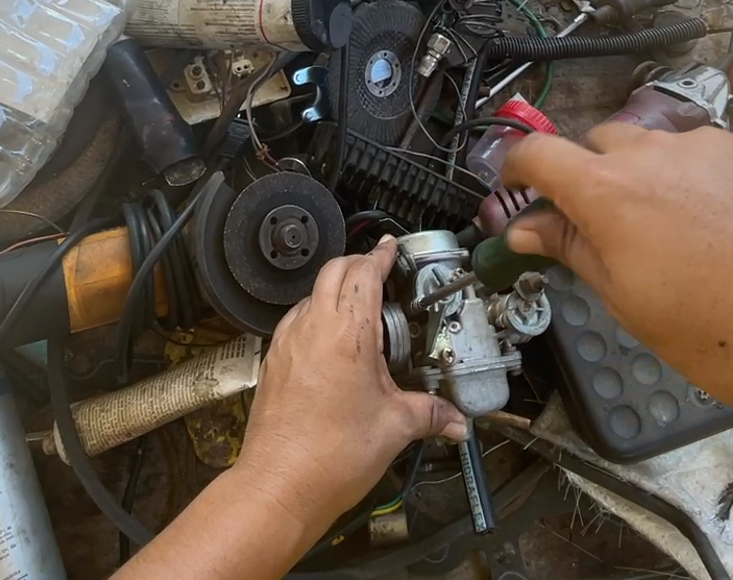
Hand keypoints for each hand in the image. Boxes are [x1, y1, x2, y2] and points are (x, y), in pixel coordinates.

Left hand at [236, 236, 466, 533]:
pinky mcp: (273, 357)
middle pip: (334, 270)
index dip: (380, 255)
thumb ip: (431, 415)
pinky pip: (296, 318)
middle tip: (379, 271)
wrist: (279, 485)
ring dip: (335, 288)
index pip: (364, 273)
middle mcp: (313, 326)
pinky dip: (315, 313)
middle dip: (357, 263)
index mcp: (348, 332)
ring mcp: (288, 339)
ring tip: (358, 307)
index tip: (390, 246)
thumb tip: (459, 423)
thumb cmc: (332, 456)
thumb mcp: (394, 428)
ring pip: (312, 292)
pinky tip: (329, 339)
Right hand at [502, 124, 732, 421]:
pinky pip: (701, 153)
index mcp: (607, 191)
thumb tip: (523, 226)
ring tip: (678, 230)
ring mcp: (707, 146)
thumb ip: (572, 250)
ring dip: (642, 175)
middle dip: (587, 175)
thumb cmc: (723, 333)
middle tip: (608, 227)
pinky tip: (728, 225)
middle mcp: (650, 152)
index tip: (516, 190)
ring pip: (651, 147)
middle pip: (595, 143)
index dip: (516, 167)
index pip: (537, 153)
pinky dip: (693, 177)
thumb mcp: (630, 302)